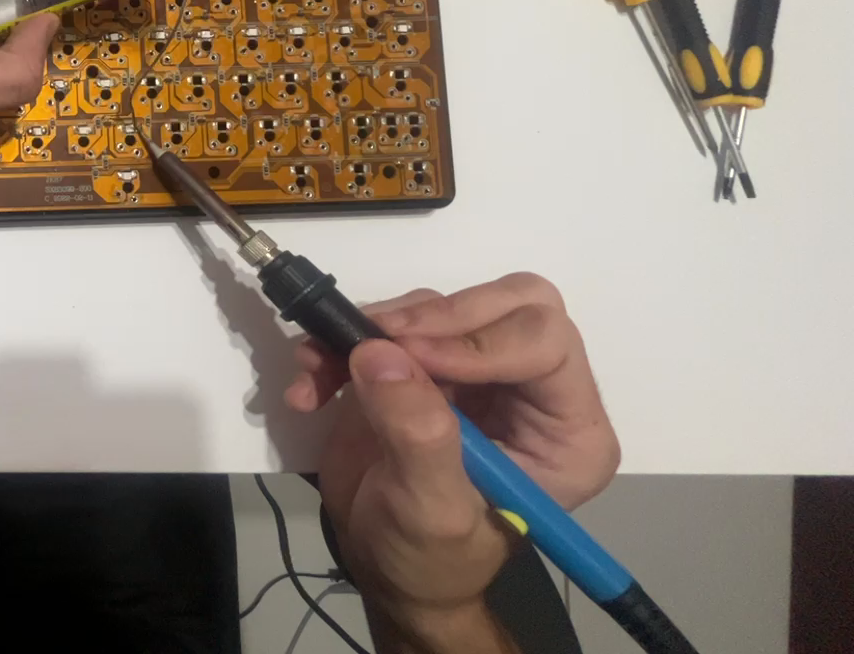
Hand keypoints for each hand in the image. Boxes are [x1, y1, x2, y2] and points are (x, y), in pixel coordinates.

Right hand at [283, 274, 619, 637]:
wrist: (381, 565)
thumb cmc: (429, 556)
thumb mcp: (432, 509)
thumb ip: (417, 433)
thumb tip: (380, 354)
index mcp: (560, 427)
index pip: (543, 342)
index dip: (477, 338)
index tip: (410, 356)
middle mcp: (520, 388)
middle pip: (504, 303)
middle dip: (431, 316)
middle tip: (376, 338)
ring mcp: (461, 372)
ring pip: (430, 307)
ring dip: (365, 331)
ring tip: (319, 371)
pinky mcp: (405, 366)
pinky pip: (374, 325)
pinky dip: (331, 343)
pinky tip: (309, 383)